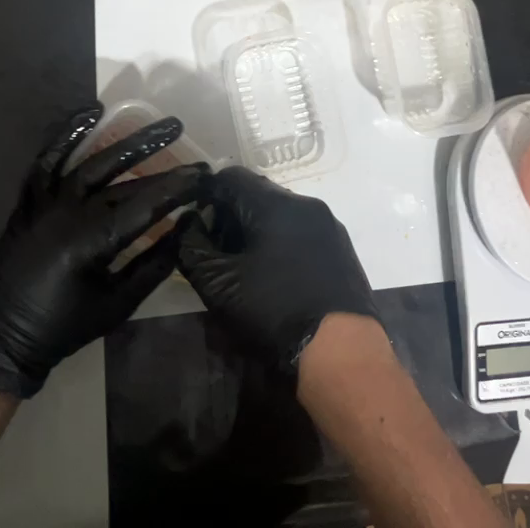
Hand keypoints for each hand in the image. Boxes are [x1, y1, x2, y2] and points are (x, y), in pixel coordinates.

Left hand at [0, 106, 206, 397]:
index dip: (177, 188)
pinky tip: (91, 113)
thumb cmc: (65, 327)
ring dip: (128, 142)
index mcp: (90, 243)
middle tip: (195, 155)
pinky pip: (48, 159)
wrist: (3, 335)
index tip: (204, 175)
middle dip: (162, 165)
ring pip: (91, 161)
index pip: (144, 206)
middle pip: (123, 180)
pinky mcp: (29, 199)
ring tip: (162, 126)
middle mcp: (67, 213)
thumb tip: (187, 227)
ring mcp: (45, 202)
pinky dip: (67, 134)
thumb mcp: (118, 304)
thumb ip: (155, 264)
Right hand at [177, 165, 376, 370]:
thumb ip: (192, 246)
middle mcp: (306, 205)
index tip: (196, 224)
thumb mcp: (218, 284)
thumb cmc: (275, 313)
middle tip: (216, 250)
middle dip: (232, 215)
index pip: (232, 177)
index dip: (207, 195)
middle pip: (258, 194)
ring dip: (258, 231)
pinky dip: (282, 243)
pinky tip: (276, 277)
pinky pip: (302, 232)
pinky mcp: (342, 250)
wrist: (343, 353)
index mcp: (276, 204)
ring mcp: (329, 227)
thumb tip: (186, 223)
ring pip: (282, 214)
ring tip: (245, 267)